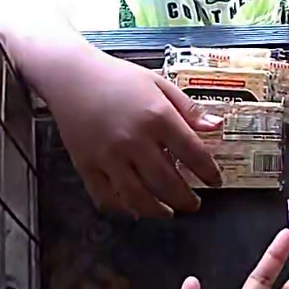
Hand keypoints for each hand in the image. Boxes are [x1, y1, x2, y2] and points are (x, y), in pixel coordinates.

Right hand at [42, 50, 222, 217]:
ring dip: (158, 211)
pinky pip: (106, 197)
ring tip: (170, 213)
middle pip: (167, 182)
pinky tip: (136, 211)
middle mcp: (134, 140)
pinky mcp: (87, 165)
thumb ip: (189, 109)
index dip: (208, 172)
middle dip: (186, 199)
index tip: (215, 181)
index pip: (193, 153)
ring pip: (139, 197)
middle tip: (194, 204)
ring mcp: (109, 156)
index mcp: (157, 116)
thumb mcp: (159, 84)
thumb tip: (217, 126)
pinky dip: (123, 209)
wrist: (71, 76)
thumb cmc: (119, 78)